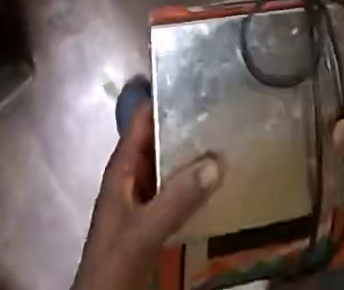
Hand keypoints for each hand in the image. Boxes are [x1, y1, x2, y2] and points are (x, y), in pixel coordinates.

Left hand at [71, 102, 223, 289]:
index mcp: (122, 169)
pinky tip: (221, 182)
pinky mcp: (155, 223)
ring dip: (194, 153)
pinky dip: (196, 183)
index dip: (165, 97)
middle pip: (160, 139)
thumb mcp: (143, 231)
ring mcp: (144, 200)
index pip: (142, 119)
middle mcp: (133, 177)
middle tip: (226, 106)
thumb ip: (176, 199)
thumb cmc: (113, 265)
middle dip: (187, 123)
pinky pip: (178, 192)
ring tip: (230, 135)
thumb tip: (216, 160)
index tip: (198, 79)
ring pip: (170, 165)